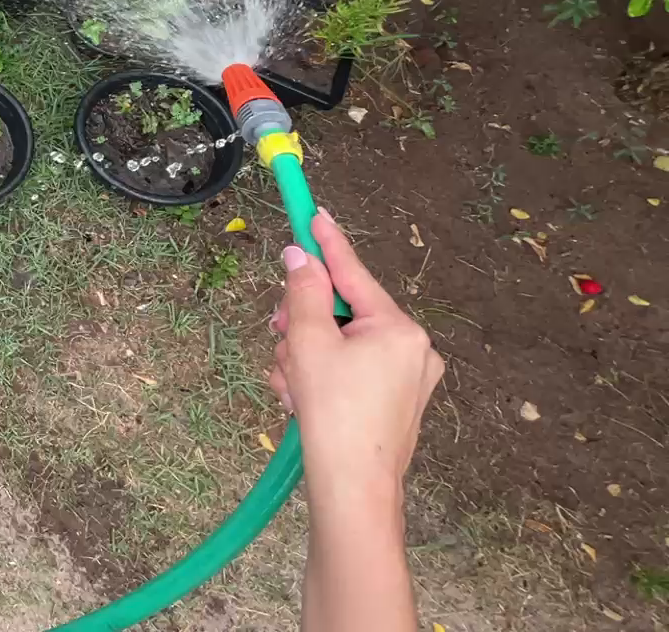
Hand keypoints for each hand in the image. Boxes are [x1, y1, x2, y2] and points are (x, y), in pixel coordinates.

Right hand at [269, 209, 443, 500]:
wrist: (353, 481)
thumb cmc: (331, 406)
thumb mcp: (307, 340)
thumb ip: (302, 292)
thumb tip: (300, 256)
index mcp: (398, 328)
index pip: (352, 272)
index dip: (329, 240)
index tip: (315, 211)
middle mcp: (411, 347)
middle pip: (337, 309)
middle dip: (299, 321)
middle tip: (280, 337)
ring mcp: (406, 375)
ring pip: (334, 339)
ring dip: (301, 352)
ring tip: (289, 380)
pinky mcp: (393, 397)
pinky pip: (345, 365)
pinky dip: (315, 372)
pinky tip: (299, 395)